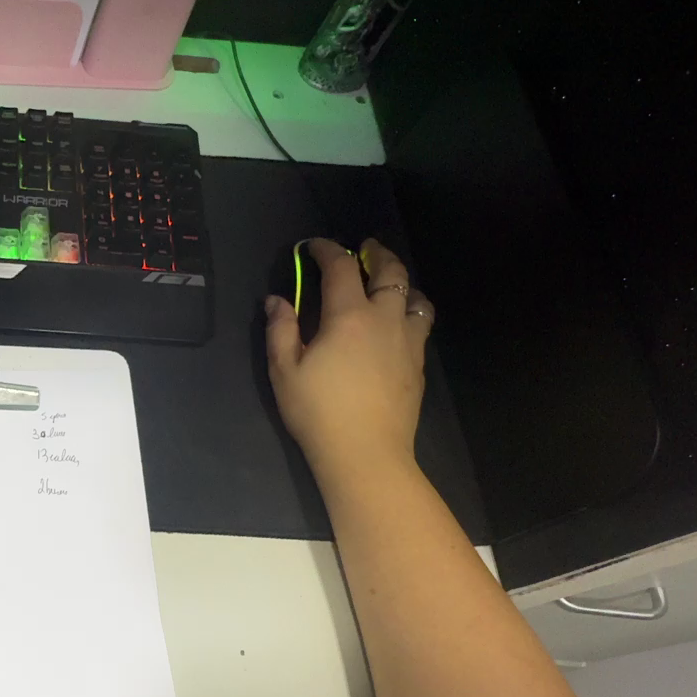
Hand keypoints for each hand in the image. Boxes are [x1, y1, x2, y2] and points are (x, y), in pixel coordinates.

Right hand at [264, 238, 433, 477]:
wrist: (364, 450)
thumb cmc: (316, 411)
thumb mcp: (284, 372)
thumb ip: (280, 330)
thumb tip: (276, 300)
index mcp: (347, 317)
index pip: (340, 269)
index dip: (327, 251)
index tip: (313, 246)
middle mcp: (384, 318)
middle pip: (389, 272)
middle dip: (375, 253)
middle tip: (364, 247)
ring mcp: (407, 339)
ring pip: (413, 295)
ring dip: (400, 280)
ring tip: (389, 281)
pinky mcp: (418, 361)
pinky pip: (420, 321)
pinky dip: (410, 308)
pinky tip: (399, 319)